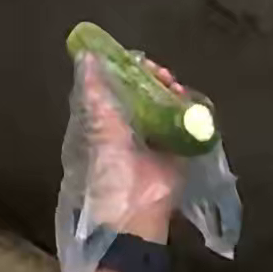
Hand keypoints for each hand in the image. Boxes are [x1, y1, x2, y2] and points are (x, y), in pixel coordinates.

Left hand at [77, 54, 183, 243]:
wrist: (132, 216)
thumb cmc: (108, 168)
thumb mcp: (98, 126)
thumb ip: (94, 93)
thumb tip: (85, 55)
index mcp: (110, 119)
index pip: (123, 84)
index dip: (131, 69)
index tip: (140, 61)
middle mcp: (133, 125)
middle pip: (147, 90)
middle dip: (155, 77)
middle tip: (161, 74)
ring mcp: (157, 138)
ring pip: (167, 102)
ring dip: (171, 89)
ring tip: (173, 85)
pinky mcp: (178, 151)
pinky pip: (186, 121)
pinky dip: (188, 106)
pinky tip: (185, 99)